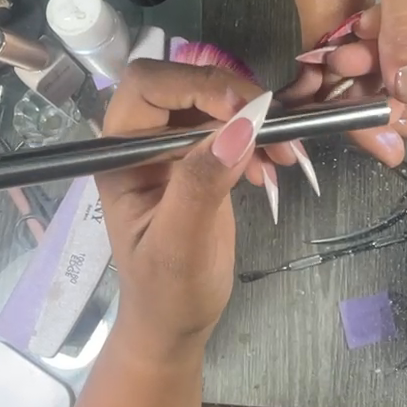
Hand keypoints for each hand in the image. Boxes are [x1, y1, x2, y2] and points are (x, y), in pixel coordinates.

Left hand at [95, 62, 279, 356]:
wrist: (175, 322)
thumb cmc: (166, 291)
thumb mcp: (180, 245)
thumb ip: (202, 184)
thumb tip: (241, 128)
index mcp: (119, 154)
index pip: (148, 86)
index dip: (194, 84)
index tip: (243, 110)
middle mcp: (141, 142)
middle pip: (185, 85)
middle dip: (233, 98)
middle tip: (275, 127)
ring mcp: (171, 150)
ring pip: (214, 103)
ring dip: (254, 120)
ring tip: (287, 156)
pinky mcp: (199, 161)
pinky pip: (231, 129)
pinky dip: (258, 140)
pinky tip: (273, 168)